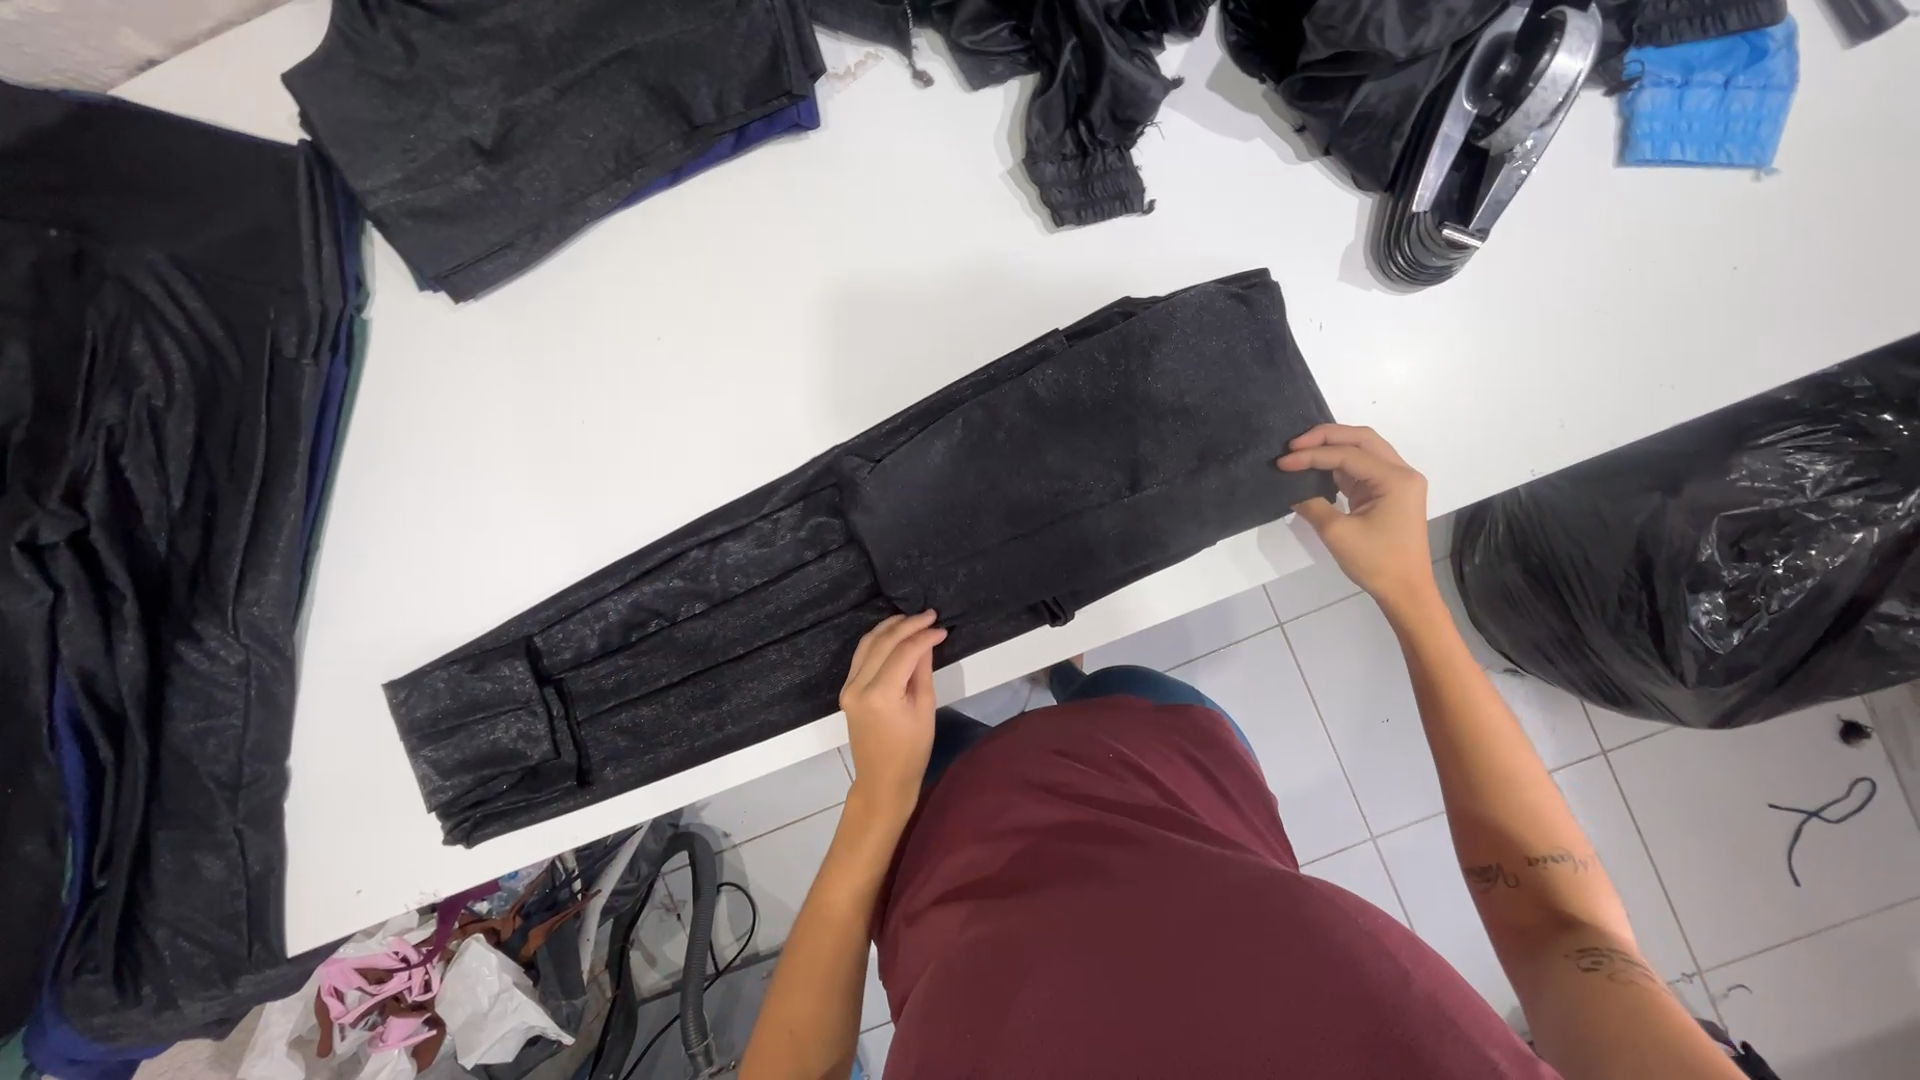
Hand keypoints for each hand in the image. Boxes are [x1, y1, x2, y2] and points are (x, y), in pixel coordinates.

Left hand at [839, 610, 946, 819]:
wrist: (883, 780)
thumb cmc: (911, 751)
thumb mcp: (925, 708)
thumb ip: (922, 670)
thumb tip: (927, 640)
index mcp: (880, 694)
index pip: (903, 652)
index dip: (924, 636)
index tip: (942, 628)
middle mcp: (858, 686)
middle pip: (882, 642)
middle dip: (907, 625)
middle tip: (929, 615)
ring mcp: (848, 687)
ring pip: (867, 644)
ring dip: (889, 628)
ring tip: (912, 619)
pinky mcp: (847, 690)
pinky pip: (861, 656)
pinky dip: (878, 641)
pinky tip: (894, 634)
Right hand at [1278, 424, 1437, 612]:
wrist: (1405, 591)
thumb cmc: (1376, 562)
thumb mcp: (1337, 533)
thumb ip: (1312, 504)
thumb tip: (1292, 489)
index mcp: (1396, 479)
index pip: (1348, 454)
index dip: (1312, 455)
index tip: (1282, 462)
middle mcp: (1401, 473)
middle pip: (1362, 439)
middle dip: (1326, 436)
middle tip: (1293, 444)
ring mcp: (1397, 482)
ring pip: (1364, 449)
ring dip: (1333, 446)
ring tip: (1301, 450)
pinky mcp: (1388, 492)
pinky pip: (1362, 467)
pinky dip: (1339, 463)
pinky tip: (1316, 466)